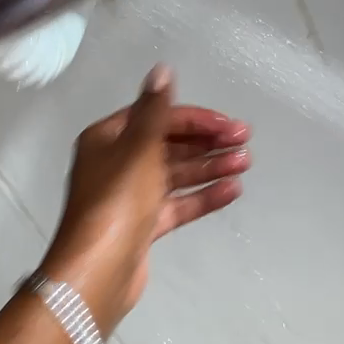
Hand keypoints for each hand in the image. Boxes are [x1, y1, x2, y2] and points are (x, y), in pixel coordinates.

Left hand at [41, 64, 250, 328]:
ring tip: (245, 163)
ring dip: (209, 167)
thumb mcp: (138, 148)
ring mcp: (130, 195)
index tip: (230, 125)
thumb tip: (162, 69)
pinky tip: (232, 191)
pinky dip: (202, 196)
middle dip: (206, 142)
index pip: (157, 117)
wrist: (97, 273)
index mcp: (108, 138)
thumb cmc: (117, 202)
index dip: (195, 119)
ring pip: (175, 174)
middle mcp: (117, 162)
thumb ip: (156, 111)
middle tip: (245, 142)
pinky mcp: (143, 225)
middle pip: (168, 144)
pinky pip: (177, 203)